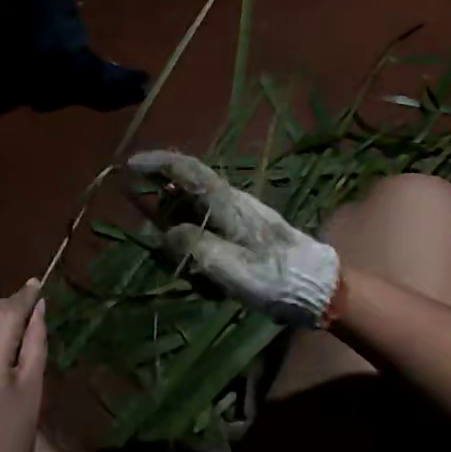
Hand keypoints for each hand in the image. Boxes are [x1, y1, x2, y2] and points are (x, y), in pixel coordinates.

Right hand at [127, 150, 339, 328]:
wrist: (319, 287)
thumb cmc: (274, 276)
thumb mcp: (230, 267)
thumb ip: (195, 246)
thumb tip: (168, 233)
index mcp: (227, 203)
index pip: (188, 171)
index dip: (158, 164)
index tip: (131, 164)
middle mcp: (232, 201)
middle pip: (189, 184)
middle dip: (161, 191)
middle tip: (138, 205)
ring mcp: (240, 214)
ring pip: (197, 204)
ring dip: (176, 215)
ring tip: (165, 242)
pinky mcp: (245, 230)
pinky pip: (209, 222)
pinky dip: (192, 232)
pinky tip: (193, 257)